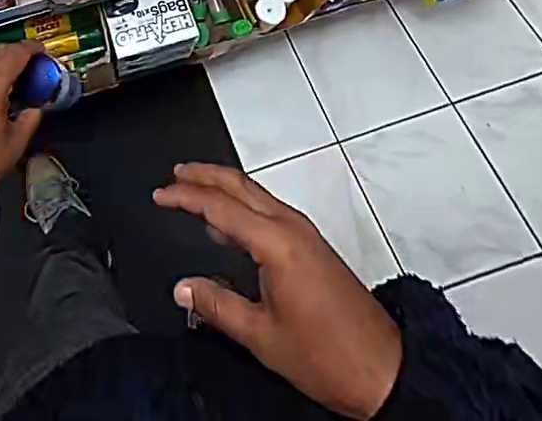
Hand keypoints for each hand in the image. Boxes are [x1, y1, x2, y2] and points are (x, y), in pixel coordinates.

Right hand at [154, 163, 401, 418]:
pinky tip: (227, 224)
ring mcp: (303, 232)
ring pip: (255, 194)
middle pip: (241, 184)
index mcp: (278, 243)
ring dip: (223, 187)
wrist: (380, 367)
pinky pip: (268, 211)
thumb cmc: (330, 355)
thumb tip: (185, 288)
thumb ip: (218, 306)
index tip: (161, 194)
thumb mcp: (262, 336)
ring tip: (194, 189)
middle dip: (204, 174)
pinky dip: (241, 206)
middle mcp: (292, 227)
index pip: (221, 206)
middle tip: (175, 174)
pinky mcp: (309, 243)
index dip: (186, 196)